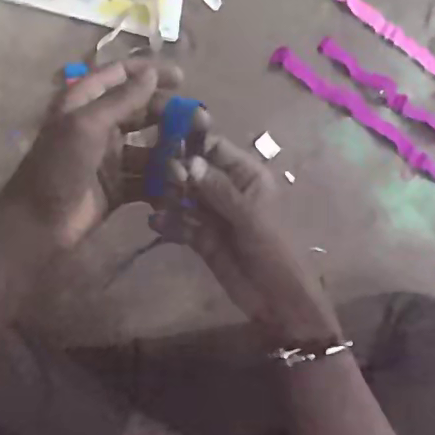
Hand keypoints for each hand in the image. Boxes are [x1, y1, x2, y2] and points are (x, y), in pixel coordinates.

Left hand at [0, 59, 180, 256]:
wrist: (38, 224)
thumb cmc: (58, 167)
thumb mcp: (87, 126)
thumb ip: (121, 100)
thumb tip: (151, 73)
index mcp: (83, 104)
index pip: (119, 77)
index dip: (149, 73)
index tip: (181, 78)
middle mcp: (97, 127)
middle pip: (140, 113)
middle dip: (170, 117)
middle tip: (201, 123)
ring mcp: (108, 159)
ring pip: (147, 148)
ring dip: (170, 152)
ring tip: (192, 160)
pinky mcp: (117, 188)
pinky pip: (145, 179)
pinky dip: (162, 181)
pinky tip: (180, 185)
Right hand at [173, 136, 341, 342]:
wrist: (279, 298)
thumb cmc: (275, 250)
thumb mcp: (250, 217)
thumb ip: (219, 189)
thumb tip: (189, 162)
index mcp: (248, 176)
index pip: (216, 148)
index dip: (192, 141)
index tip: (164, 135)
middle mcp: (228, 190)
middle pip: (194, 171)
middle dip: (176, 172)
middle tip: (161, 180)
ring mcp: (213, 215)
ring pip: (184, 197)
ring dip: (168, 197)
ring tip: (156, 203)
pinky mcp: (202, 239)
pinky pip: (180, 225)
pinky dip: (168, 223)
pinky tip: (155, 223)